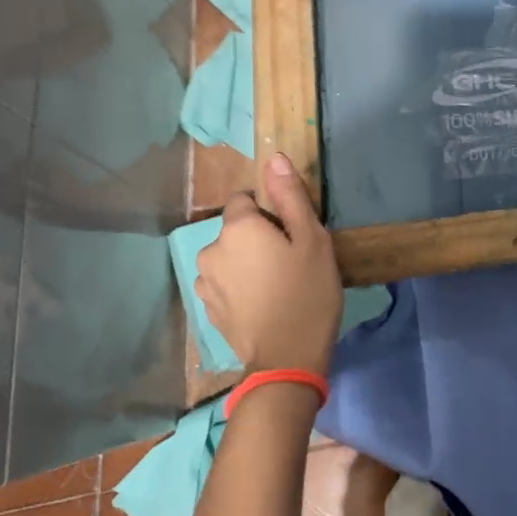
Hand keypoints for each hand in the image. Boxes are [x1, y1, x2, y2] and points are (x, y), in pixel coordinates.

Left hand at [197, 153, 342, 375]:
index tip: (292, 232)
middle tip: (291, 259)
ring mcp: (204, 281)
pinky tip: (263, 302)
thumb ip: (291, 197)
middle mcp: (211, 249)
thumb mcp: (312, 239)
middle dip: (258, 237)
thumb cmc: (308, 291)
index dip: (270, 211)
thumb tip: (275, 158)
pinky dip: (240, 286)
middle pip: (235, 229)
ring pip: (228, 257)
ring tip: (277, 283)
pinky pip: (224, 282)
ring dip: (246, 262)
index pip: (244, 199)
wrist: (287, 356)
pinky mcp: (207, 307)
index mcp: (238, 228)